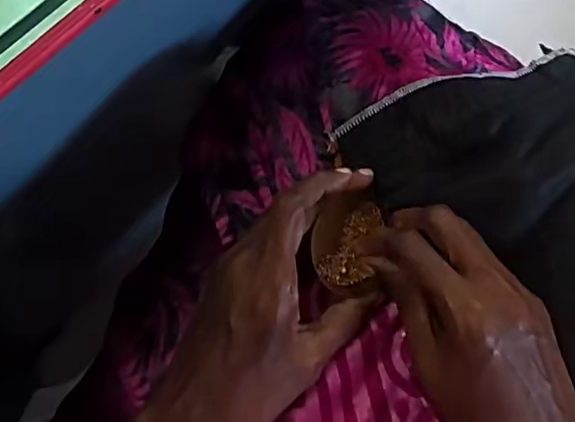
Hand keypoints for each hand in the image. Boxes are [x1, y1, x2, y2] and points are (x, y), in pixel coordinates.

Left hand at [138, 169, 381, 421]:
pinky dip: (289, 229)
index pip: (293, 205)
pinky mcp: (223, 271)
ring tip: (341, 214)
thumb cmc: (253, 387)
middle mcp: (244, 254)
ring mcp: (229, 259)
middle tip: (358, 192)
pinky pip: (260, 236)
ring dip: (306, 209)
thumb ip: (344, 319)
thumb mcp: (307, 359)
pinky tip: (310, 244)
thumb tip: (379, 289)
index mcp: (267, 270)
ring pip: (271, 219)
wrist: (194, 407)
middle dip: (322, 191)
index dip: (325, 182)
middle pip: (283, 205)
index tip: (359, 176)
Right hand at [363, 206, 574, 421]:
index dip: (382, 238)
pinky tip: (448, 277)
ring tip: (414, 251)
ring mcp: (518, 286)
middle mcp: (494, 283)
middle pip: (445, 219)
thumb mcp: (429, 365)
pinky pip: (489, 259)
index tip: (363, 245)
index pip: (413, 245)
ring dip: (437, 233)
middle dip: (410, 218)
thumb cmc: (477, 413)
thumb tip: (382, 263)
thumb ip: (407, 304)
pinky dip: (461, 256)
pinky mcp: (532, 297)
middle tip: (389, 234)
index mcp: (465, 305)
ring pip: (469, 234)